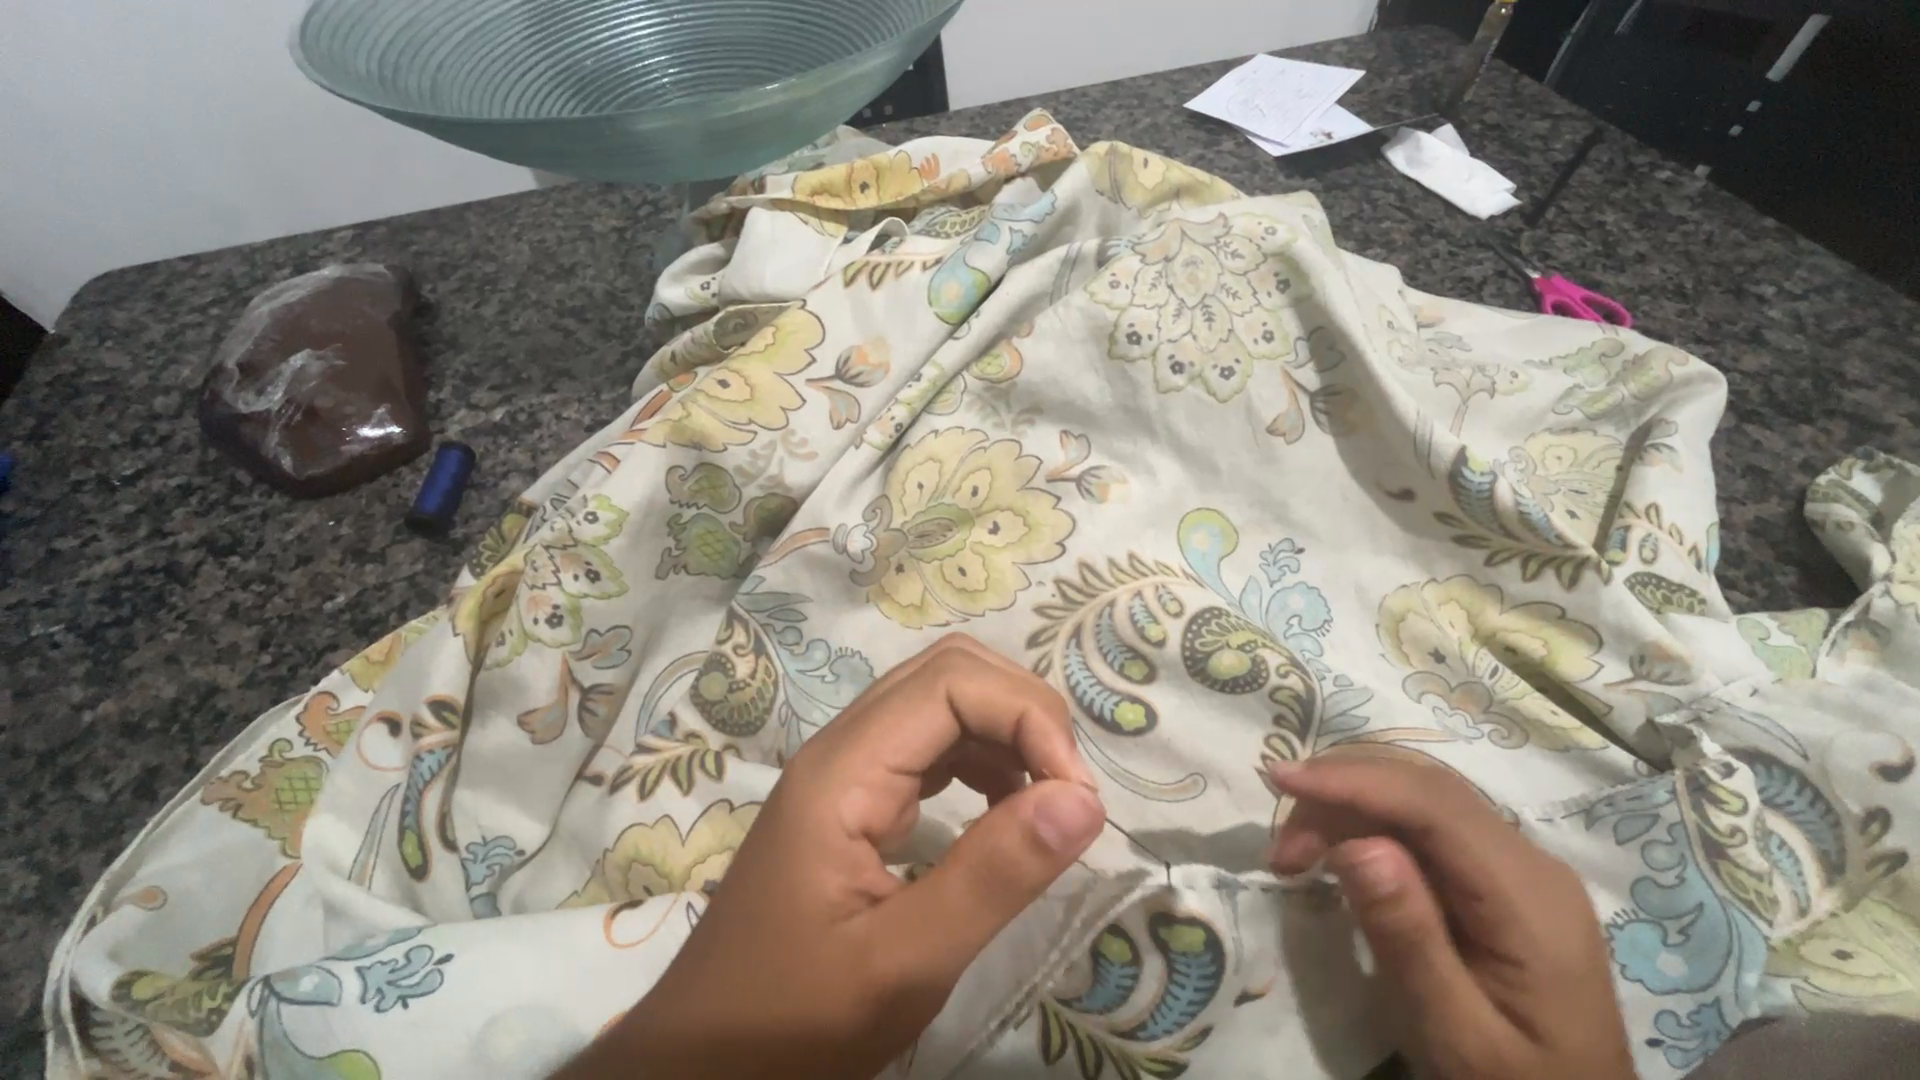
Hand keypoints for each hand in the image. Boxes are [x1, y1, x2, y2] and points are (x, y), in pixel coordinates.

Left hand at [559, 635, 1106, 1079]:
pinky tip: (1007, 809)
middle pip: (947, 672)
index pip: (951, 682)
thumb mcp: (901, 964)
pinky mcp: (858, 799)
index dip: (1027, 717)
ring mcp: (847, 771)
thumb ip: (992, 878)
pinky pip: (932, 745)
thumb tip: (1085, 800)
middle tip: (1067, 790)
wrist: (702, 1058)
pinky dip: (985, 759)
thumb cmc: (791, 1021)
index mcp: (843, 771)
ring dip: (1007, 732)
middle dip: (1022, 711)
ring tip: (1050, 801)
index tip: (1076, 798)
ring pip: (942, 701)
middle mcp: (843, 749)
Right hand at [1266, 758, 1635, 1079]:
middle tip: (1280, 852)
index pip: (1434, 804)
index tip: (1282, 779)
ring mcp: (1513, 865)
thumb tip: (1357, 845)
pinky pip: (1422, 826)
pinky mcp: (1493, 877)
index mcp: (1528, 895)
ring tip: (1295, 859)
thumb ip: (1410, 939)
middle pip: (1422, 789)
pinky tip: (1334, 856)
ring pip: (1417, 799)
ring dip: (1347, 810)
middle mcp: (1528, 860)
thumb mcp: (1457, 1033)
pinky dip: (1365, 826)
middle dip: (1340, 795)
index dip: (1353, 781)